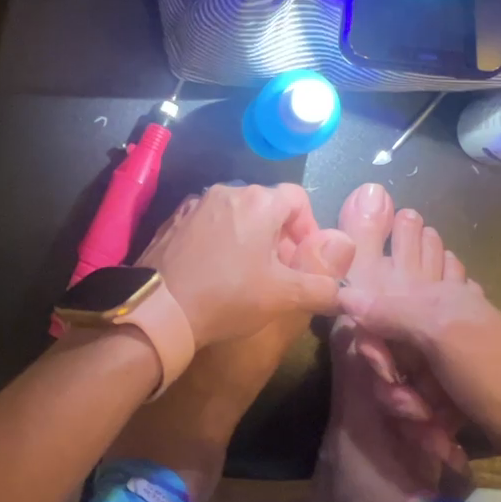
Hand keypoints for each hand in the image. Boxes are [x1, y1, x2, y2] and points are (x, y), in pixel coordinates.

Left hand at [136, 183, 351, 347]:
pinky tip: (215, 272)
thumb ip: (321, 287)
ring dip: (248, 238)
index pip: (298, 199)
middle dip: (279, 235)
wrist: (159, 310)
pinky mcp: (172, 221)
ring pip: (235, 214)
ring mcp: (195, 204)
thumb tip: (342, 288)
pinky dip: (219, 241)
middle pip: (266, 206)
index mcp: (258, 201)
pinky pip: (207, 224)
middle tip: (279, 272)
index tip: (304, 261)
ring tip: (247, 274)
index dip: (309, 228)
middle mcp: (226, 192)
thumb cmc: (228, 296)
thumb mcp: (284, 296)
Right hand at [332, 185, 500, 470]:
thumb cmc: (500, 375)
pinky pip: (417, 404)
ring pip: (398, 382)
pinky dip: (425, 423)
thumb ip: (391, 311)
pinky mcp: (451, 395)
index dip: (370, 341)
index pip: (374, 307)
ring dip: (408, 409)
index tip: (383, 368)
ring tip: (434, 426)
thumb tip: (342, 294)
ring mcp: (443, 363)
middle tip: (412, 404)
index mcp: (434, 299)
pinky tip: (441, 437)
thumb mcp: (442, 335)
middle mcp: (435, 326)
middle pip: (383, 350)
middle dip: (390, 383)